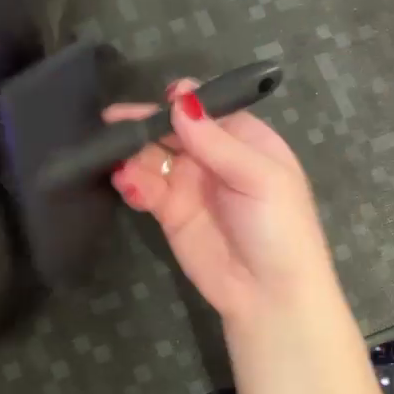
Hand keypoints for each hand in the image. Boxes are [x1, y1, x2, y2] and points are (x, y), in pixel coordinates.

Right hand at [108, 79, 343, 332]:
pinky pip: (145, 188)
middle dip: (145, 126)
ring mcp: (189, 185)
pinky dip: (132, 182)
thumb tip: (179, 99)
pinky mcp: (169, 212)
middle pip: (172, 131)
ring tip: (117, 159)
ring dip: (132, 155)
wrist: (268, 295)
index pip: (207, 110)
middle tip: (113, 121)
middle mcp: (214, 158)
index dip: (183, 102)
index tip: (162, 98)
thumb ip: (216, 141)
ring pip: (153, 158)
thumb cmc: (279, 229)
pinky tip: (126, 182)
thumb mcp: (259, 178)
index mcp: (246, 141)